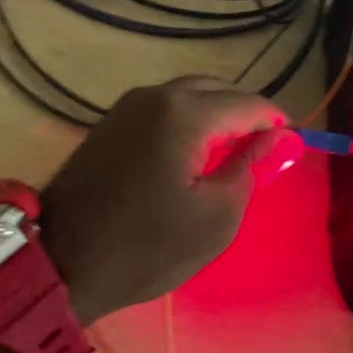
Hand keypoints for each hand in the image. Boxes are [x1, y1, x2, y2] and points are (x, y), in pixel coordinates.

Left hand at [39, 76, 300, 322]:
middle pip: (214, 89)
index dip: (274, 120)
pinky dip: (185, 123)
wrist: (59, 263)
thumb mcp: (215, 217)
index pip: (245, 103)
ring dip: (213, 115)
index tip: (292, 141)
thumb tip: (273, 138)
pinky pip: (160, 110)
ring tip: (229, 154)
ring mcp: (125, 107)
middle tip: (262, 148)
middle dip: (242, 112)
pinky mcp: (108, 124)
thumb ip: (248, 169)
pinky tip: (191, 154)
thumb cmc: (146, 247)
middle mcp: (153, 96)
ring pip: (185, 96)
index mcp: (183, 113)